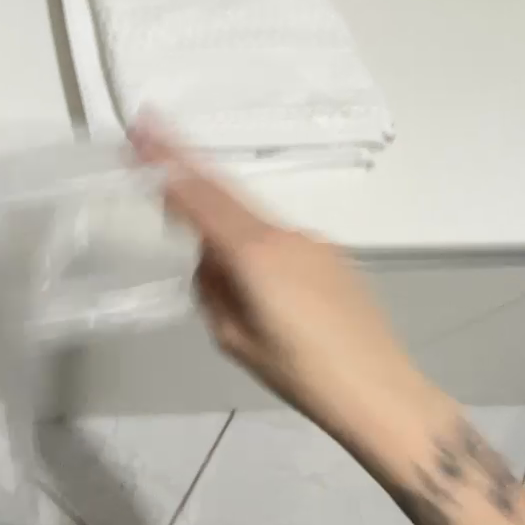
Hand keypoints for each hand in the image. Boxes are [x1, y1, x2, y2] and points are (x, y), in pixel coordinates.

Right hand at [132, 119, 445, 443]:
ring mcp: (309, 240)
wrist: (384, 396)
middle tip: (149, 129)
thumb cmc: (299, 373)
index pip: (195, 196)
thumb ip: (211, 285)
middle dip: (182, 157)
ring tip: (222, 267)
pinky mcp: (331, 255)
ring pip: (250, 217)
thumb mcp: (232, 336)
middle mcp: (279, 233)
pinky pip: (277, 238)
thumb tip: (211, 259)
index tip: (139, 133)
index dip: (163, 162)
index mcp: (250, 251)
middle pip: (220, 188)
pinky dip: (255, 245)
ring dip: (221, 217)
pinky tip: (272, 294)